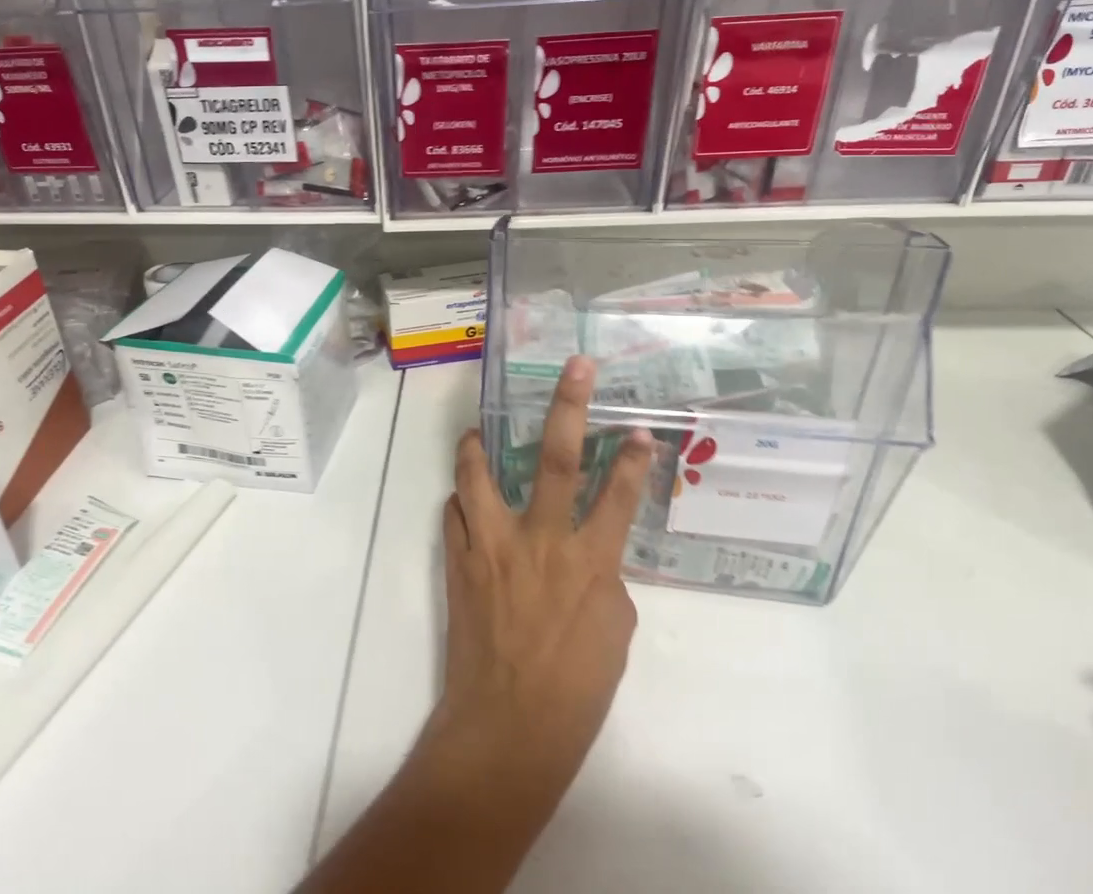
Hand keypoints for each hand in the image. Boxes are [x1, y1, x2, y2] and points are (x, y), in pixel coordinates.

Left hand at [438, 354, 654, 765]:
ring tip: (476, 432)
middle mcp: (541, 540)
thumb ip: (602, 580)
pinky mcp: (458, 563)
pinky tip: (465, 502)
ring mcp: (491, 547)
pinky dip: (461, 503)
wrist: (508, 724)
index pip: (619, 493)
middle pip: (557, 459)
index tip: (638, 429)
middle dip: (569, 406)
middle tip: (576, 367)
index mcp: (591, 561)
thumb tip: (586, 558)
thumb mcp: (614, 633)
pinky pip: (454, 516)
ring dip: (477, 448)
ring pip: (480, 477)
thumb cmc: (576, 689)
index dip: (632, 458)